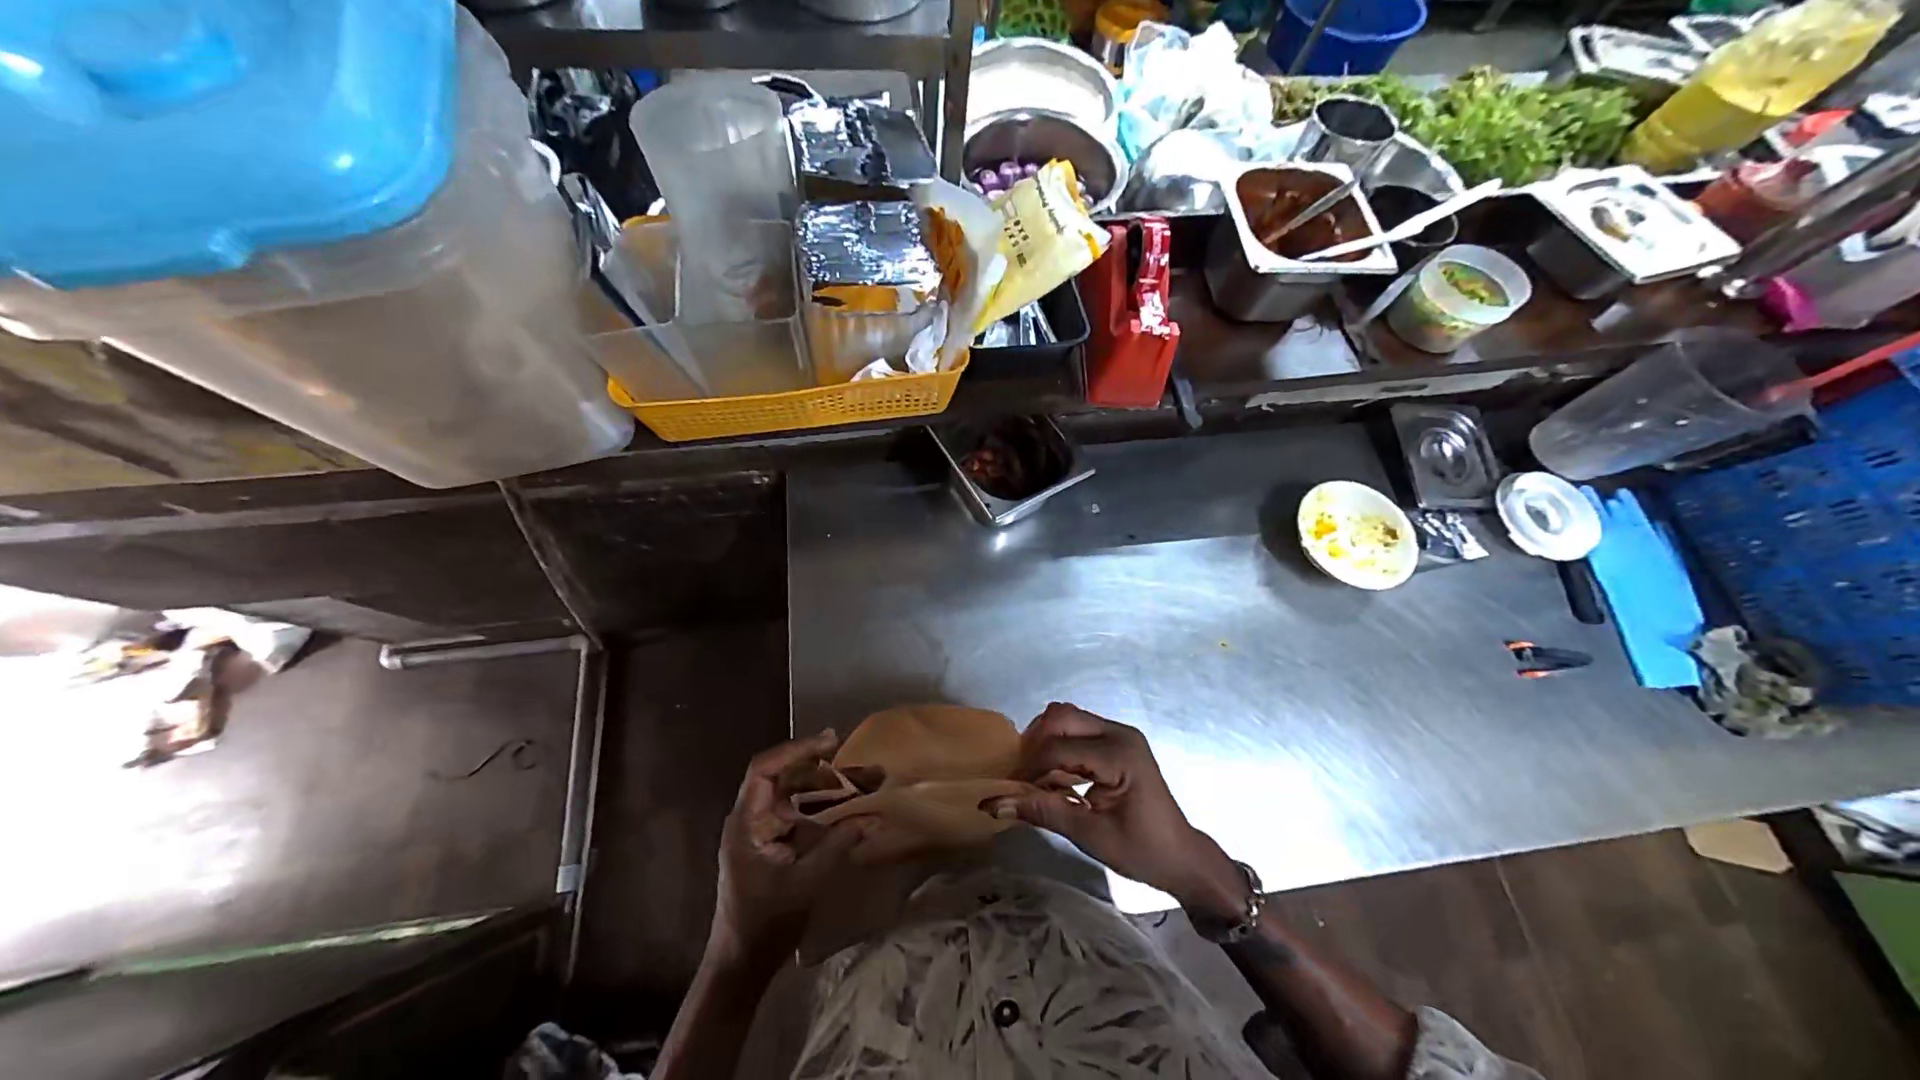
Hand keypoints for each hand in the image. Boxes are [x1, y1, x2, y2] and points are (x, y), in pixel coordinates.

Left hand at [709, 730, 871, 970]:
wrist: (742, 962)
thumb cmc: (766, 922)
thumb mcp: (806, 883)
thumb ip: (836, 846)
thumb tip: (867, 816)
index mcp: (747, 822)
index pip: (765, 769)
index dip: (796, 750)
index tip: (830, 743)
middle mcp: (750, 819)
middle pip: (779, 775)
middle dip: (815, 764)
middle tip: (849, 757)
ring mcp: (760, 831)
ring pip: (790, 793)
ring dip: (820, 784)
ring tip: (854, 779)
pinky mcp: (771, 845)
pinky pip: (795, 813)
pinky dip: (819, 805)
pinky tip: (844, 806)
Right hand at [987, 703, 1245, 919]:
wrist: (1180, 857)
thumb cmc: (1142, 851)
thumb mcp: (1090, 834)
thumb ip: (1043, 811)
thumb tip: (994, 804)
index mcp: (1119, 754)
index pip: (1058, 749)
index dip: (1029, 769)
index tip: (1011, 792)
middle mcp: (1119, 733)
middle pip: (1060, 717)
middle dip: (1034, 744)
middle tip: (1022, 777)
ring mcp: (1119, 733)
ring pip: (1066, 718)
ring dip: (1044, 742)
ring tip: (1036, 777)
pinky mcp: (1116, 741)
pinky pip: (1076, 729)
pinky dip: (1058, 746)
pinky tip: (1054, 776)